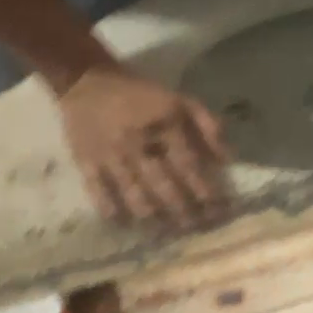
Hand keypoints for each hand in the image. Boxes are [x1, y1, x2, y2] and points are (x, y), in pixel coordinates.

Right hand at [58, 66, 229, 230]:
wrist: (86, 79)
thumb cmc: (144, 94)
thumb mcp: (183, 101)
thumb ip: (210, 128)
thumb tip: (227, 161)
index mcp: (165, 127)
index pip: (190, 166)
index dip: (206, 191)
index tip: (222, 210)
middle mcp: (138, 144)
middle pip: (164, 186)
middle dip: (184, 210)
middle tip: (199, 227)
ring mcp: (109, 154)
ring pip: (133, 193)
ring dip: (153, 216)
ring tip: (170, 232)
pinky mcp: (84, 159)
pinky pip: (96, 189)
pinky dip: (110, 208)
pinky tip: (126, 224)